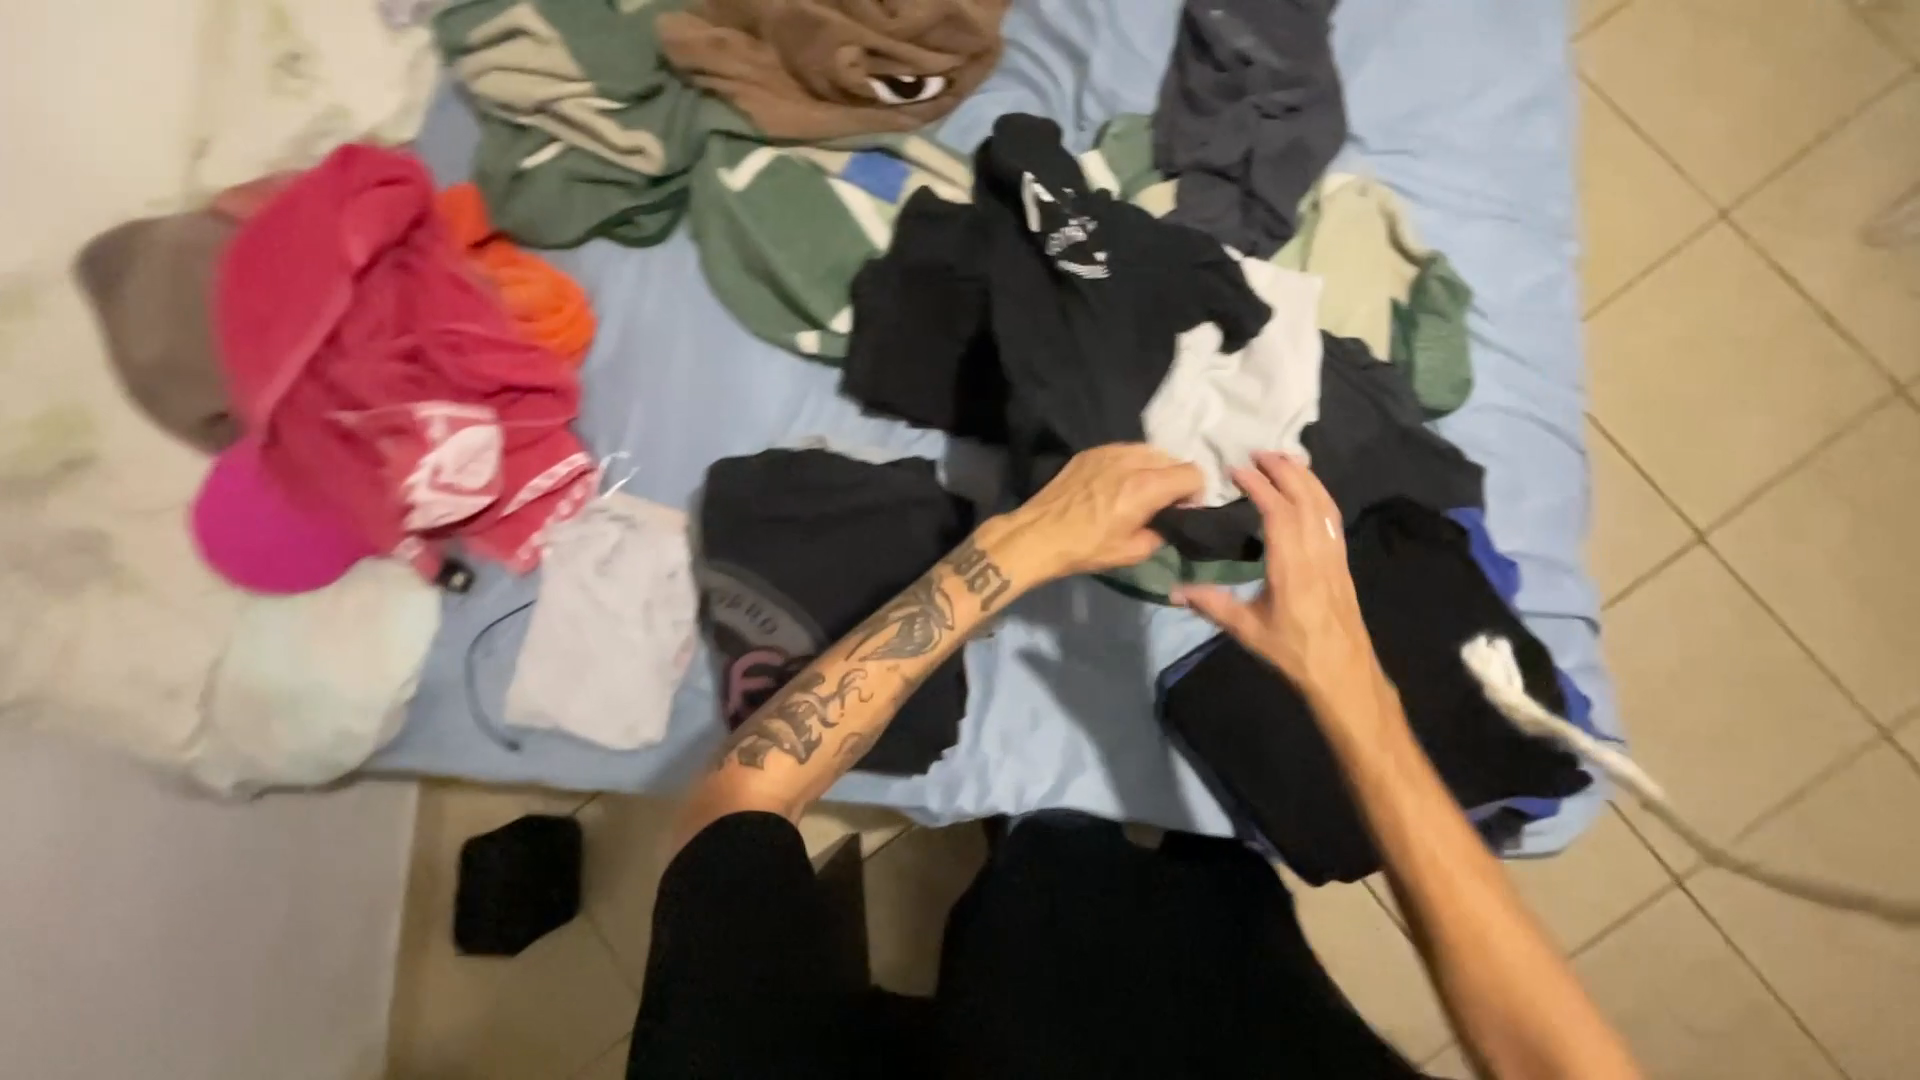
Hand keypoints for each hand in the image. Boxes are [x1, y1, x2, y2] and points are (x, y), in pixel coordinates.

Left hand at [996, 444, 1203, 579]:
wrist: (1038, 535)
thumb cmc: (1086, 548)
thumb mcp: (1133, 552)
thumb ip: (1161, 533)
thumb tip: (1168, 522)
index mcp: (1146, 486)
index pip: (1193, 473)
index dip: (1195, 493)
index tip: (1182, 509)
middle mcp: (1131, 461)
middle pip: (1173, 459)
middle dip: (1175, 480)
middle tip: (1162, 503)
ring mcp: (1109, 452)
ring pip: (1149, 451)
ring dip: (1154, 469)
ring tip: (1140, 490)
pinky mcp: (1091, 452)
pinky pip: (1124, 451)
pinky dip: (1130, 464)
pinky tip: (1117, 483)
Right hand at [1172, 452, 1386, 709]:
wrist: (1343, 672)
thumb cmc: (1294, 652)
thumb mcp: (1247, 630)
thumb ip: (1212, 605)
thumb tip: (1173, 591)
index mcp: (1292, 567)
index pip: (1278, 513)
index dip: (1259, 487)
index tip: (1237, 470)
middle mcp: (1316, 553)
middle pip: (1305, 499)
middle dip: (1284, 470)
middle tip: (1259, 452)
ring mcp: (1334, 555)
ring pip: (1324, 504)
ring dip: (1305, 476)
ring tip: (1284, 459)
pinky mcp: (1342, 561)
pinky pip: (1333, 517)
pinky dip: (1320, 494)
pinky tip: (1309, 489)